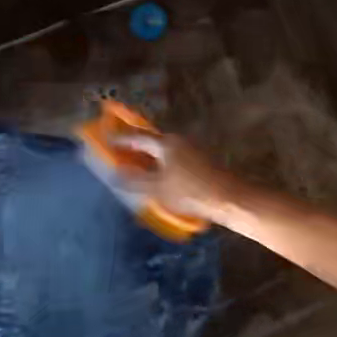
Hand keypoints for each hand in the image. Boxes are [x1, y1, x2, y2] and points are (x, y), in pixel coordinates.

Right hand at [105, 133, 252, 224]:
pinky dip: (162, 165)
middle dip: (135, 148)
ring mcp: (192, 150)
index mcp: (166, 143)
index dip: (121, 139)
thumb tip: (114, 174)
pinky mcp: (201, 162)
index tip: (107, 141)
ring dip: (149, 158)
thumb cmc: (190, 192)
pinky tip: (160, 179)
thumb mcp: (157, 189)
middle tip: (120, 155)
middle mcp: (179, 141)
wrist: (229, 199)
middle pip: (152, 142)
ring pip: (164, 151)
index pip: (138, 137)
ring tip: (137, 169)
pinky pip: (174, 159)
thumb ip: (134, 181)